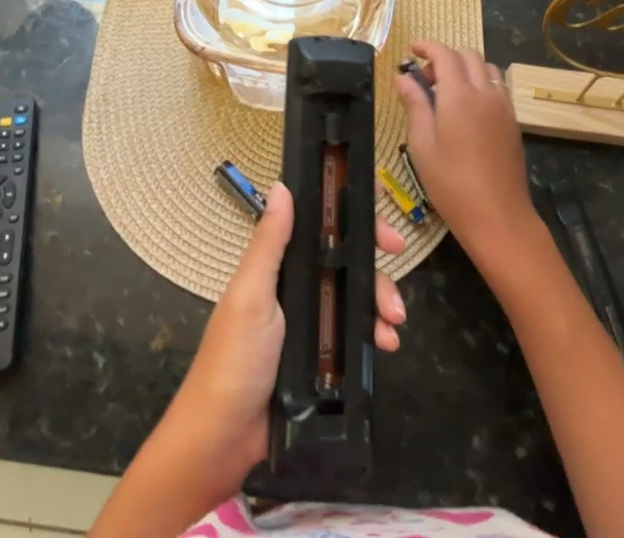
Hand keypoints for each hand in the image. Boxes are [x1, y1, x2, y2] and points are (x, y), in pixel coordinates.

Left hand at [164, 184, 407, 490]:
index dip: (350, 217)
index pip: (318, 229)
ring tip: (394, 321)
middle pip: (345, 262)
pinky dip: (376, 333)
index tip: (379, 214)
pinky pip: (356, 334)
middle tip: (399, 261)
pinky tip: (387, 343)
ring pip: (357, 297)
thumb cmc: (234, 359)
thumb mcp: (250, 295)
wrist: (224, 438)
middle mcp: (295, 290)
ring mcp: (311, 324)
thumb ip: (270, 243)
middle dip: (375, 263)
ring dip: (381, 300)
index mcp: (276, 269)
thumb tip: (282, 185)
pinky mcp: (322, 357)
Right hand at [394, 41, 536, 262]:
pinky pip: (497, 87)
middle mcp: (485, 93)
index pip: (445, 54)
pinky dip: (480, 82)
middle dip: (445, 57)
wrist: (498, 216)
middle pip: (468, 56)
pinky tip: (466, 108)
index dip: (428, 46)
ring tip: (445, 91)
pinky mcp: (513, 121)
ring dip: (465, 68)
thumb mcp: (422, 145)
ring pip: (486, 69)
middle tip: (424, 77)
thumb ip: (415, 105)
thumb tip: (405, 78)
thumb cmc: (451, 184)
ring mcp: (503, 107)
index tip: (412, 49)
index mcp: (459, 96)